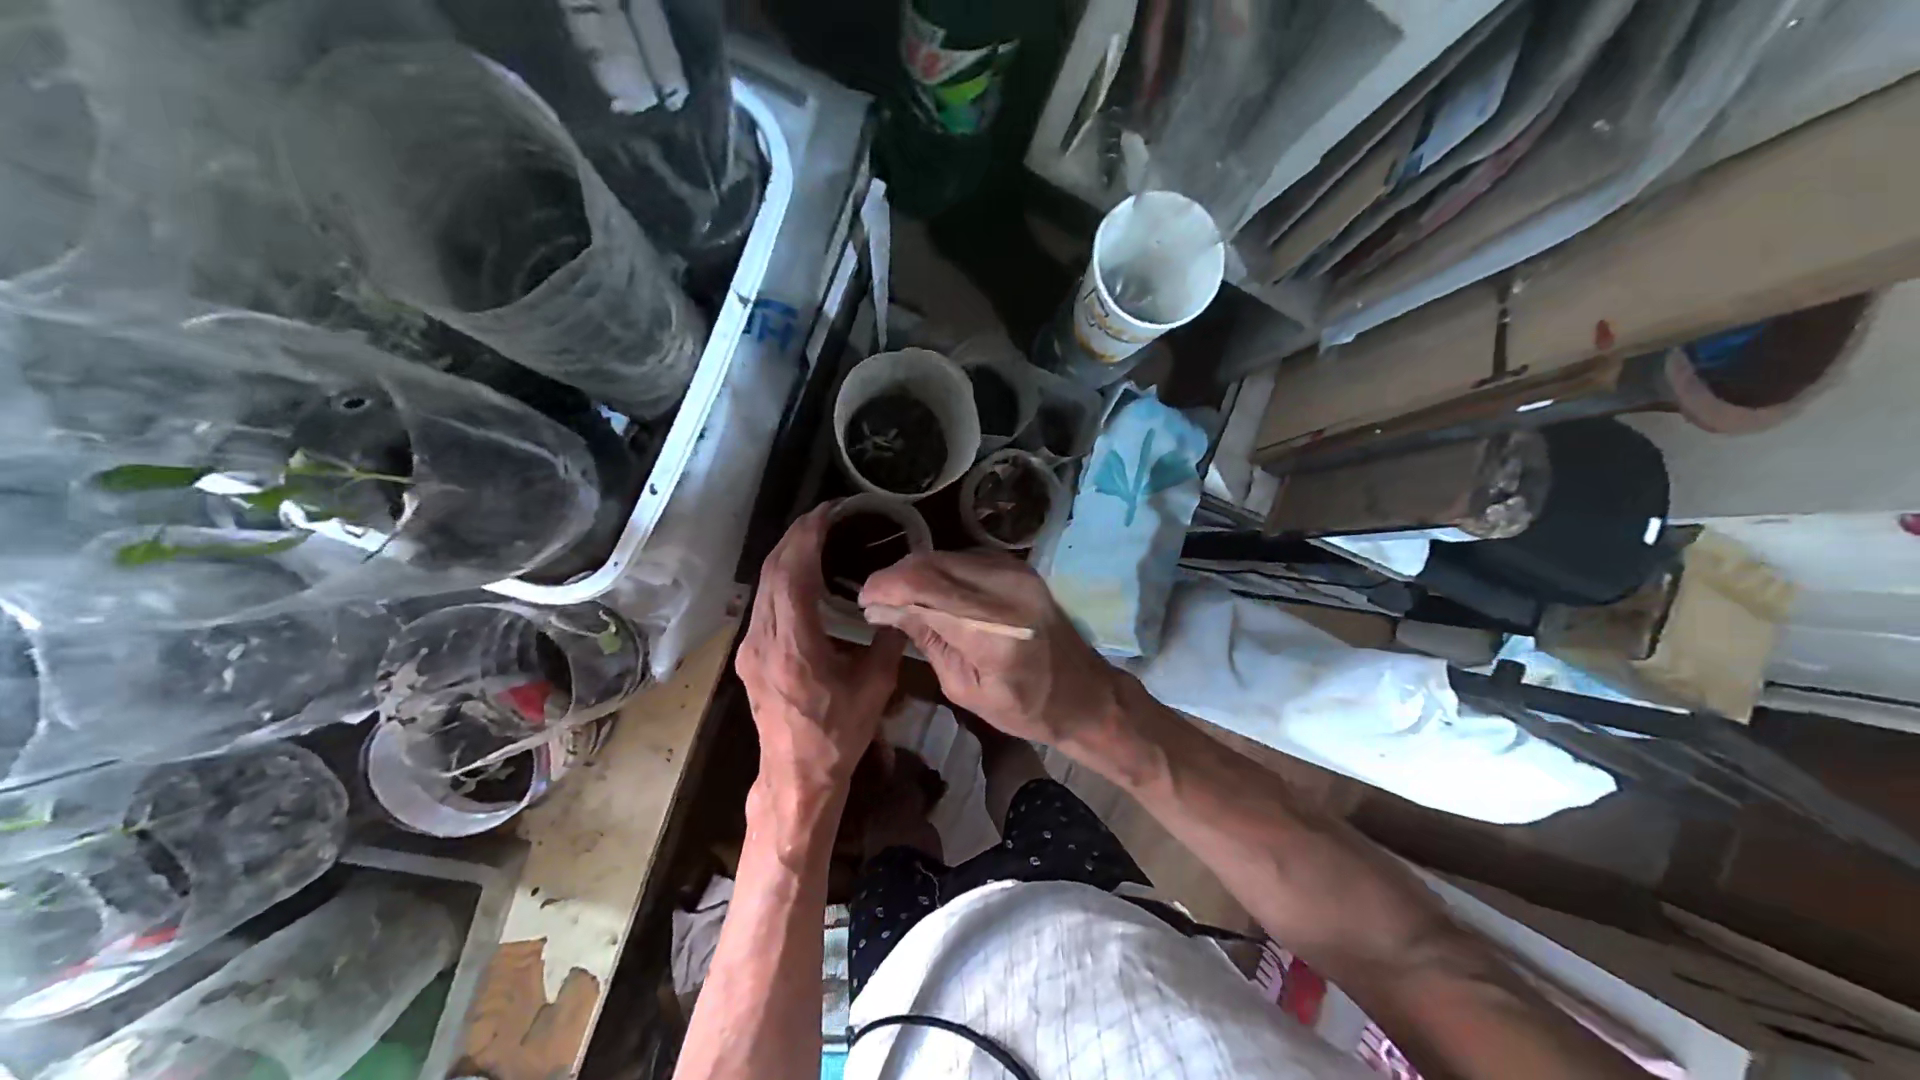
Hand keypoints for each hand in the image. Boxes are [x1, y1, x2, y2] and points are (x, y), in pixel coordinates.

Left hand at [737, 505, 904, 801]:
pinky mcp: (750, 655)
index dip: (808, 536)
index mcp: (794, 647)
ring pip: (763, 585)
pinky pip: (763, 602)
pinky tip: (803, 572)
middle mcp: (764, 641)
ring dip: (786, 554)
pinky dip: (781, 577)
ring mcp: (751, 648)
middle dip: (796, 536)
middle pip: (771, 571)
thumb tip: (898, 603)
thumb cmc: (839, 736)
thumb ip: (888, 640)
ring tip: (817, 534)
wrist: (797, 778)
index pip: (792, 574)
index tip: (829, 512)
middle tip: (826, 514)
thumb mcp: (875, 687)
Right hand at [859, 552, 1120, 748]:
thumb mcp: (965, 689)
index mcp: (993, 631)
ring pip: (945, 556)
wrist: (1085, 691)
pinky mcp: (1019, 566)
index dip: (885, 587)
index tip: (863, 602)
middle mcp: (1006, 590)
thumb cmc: (1025, 708)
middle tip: (876, 602)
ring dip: (915, 573)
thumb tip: (884, 609)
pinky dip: (939, 572)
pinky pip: (964, 558)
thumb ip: (927, 640)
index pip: (924, 587)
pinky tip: (930, 593)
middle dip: (894, 578)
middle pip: (931, 563)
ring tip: (899, 600)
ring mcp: (1016, 572)